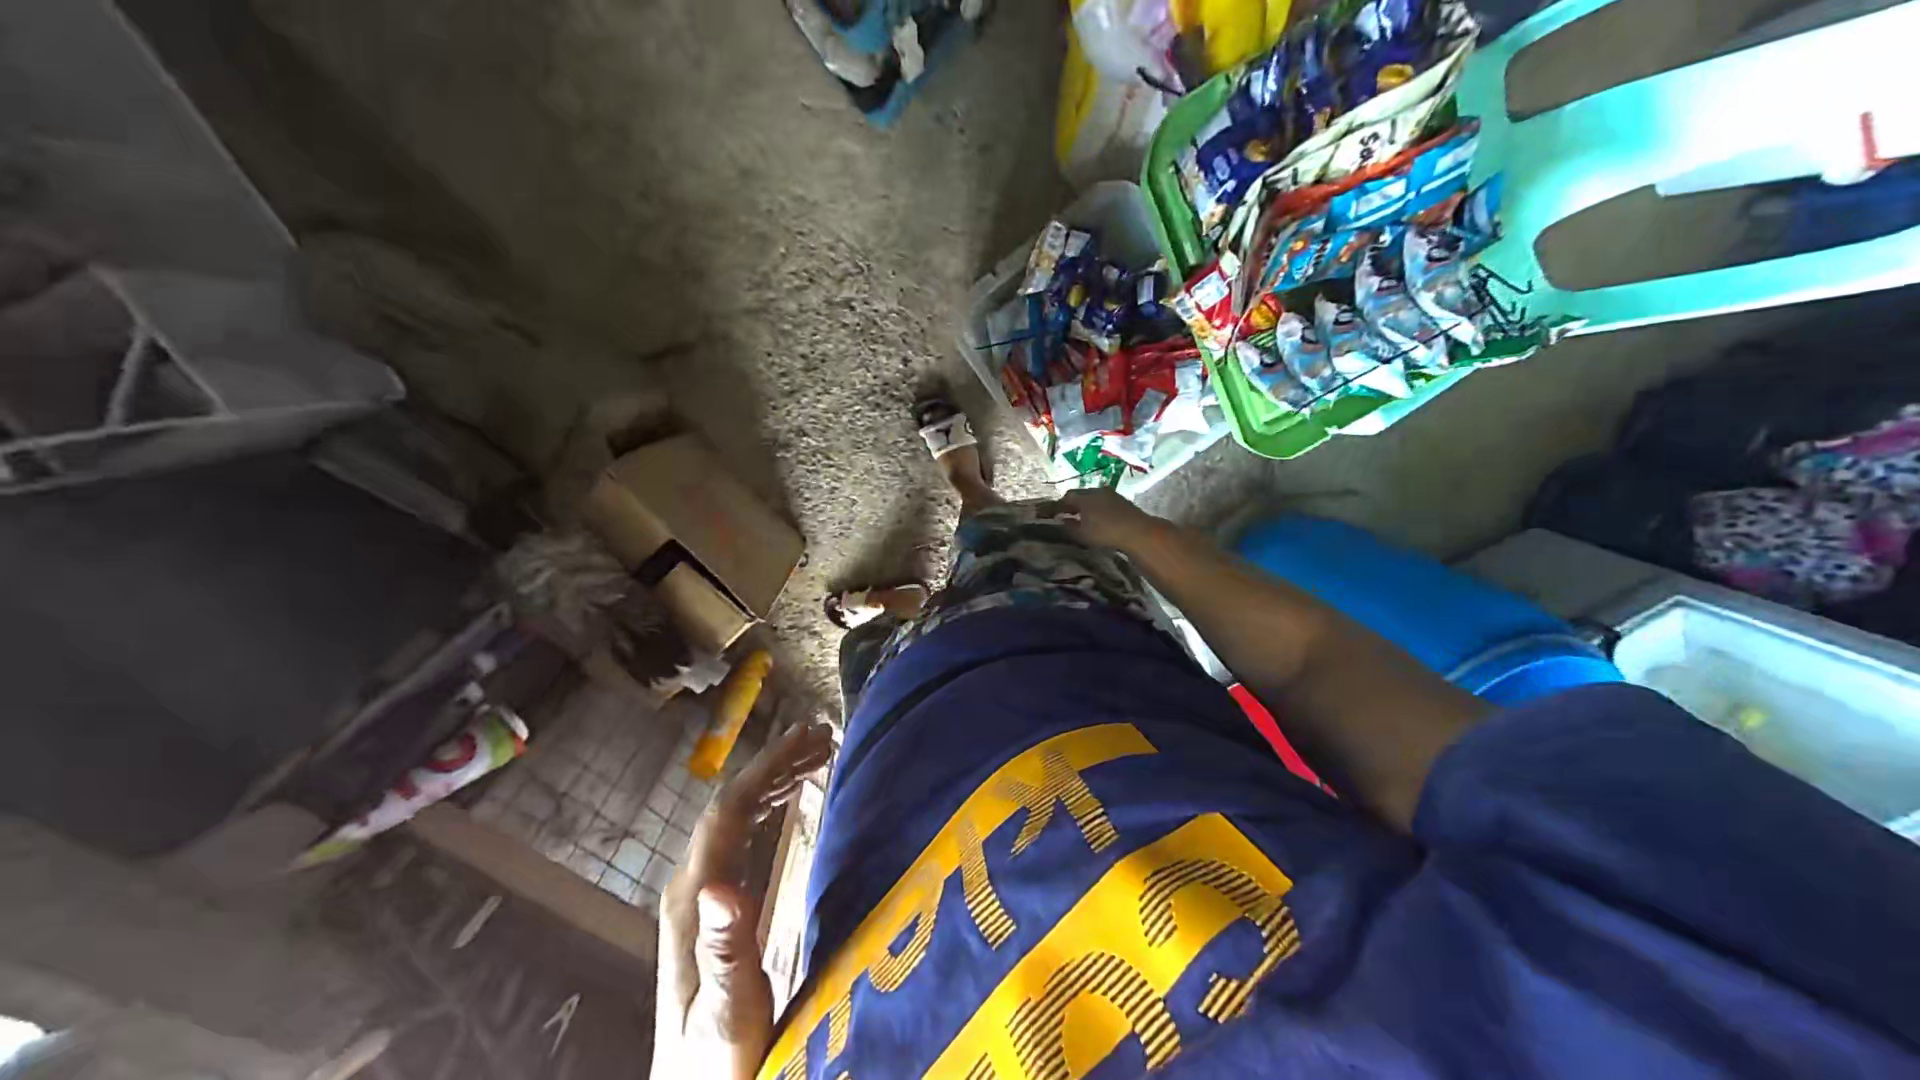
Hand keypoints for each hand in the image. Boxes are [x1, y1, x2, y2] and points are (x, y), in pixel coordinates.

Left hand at [652, 721, 835, 1079]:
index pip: (730, 810)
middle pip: (734, 803)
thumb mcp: (728, 1009)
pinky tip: (789, 800)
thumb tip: (725, 884)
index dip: (767, 766)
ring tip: (816, 756)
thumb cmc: (716, 1059)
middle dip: (776, 763)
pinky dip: (769, 806)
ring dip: (774, 780)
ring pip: (737, 816)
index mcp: (695, 896)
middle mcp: (694, 883)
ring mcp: (701, 892)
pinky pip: (741, 835)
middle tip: (822, 735)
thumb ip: (725, 948)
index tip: (805, 736)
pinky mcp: (712, 904)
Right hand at [1057, 488, 1166, 553]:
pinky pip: (1103, 500)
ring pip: (1092, 497)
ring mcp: (1110, 493)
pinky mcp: (1121, 500)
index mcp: (1084, 497)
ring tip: (1081, 516)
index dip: (1058, 506)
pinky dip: (1097, 507)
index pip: (1066, 498)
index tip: (1053, 513)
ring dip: (1085, 505)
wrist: (1137, 531)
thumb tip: (1062, 520)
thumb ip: (1069, 527)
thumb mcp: (1082, 534)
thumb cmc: (1105, 533)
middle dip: (1072, 504)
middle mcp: (1096, 490)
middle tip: (1066, 514)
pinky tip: (1097, 517)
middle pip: (1079, 495)